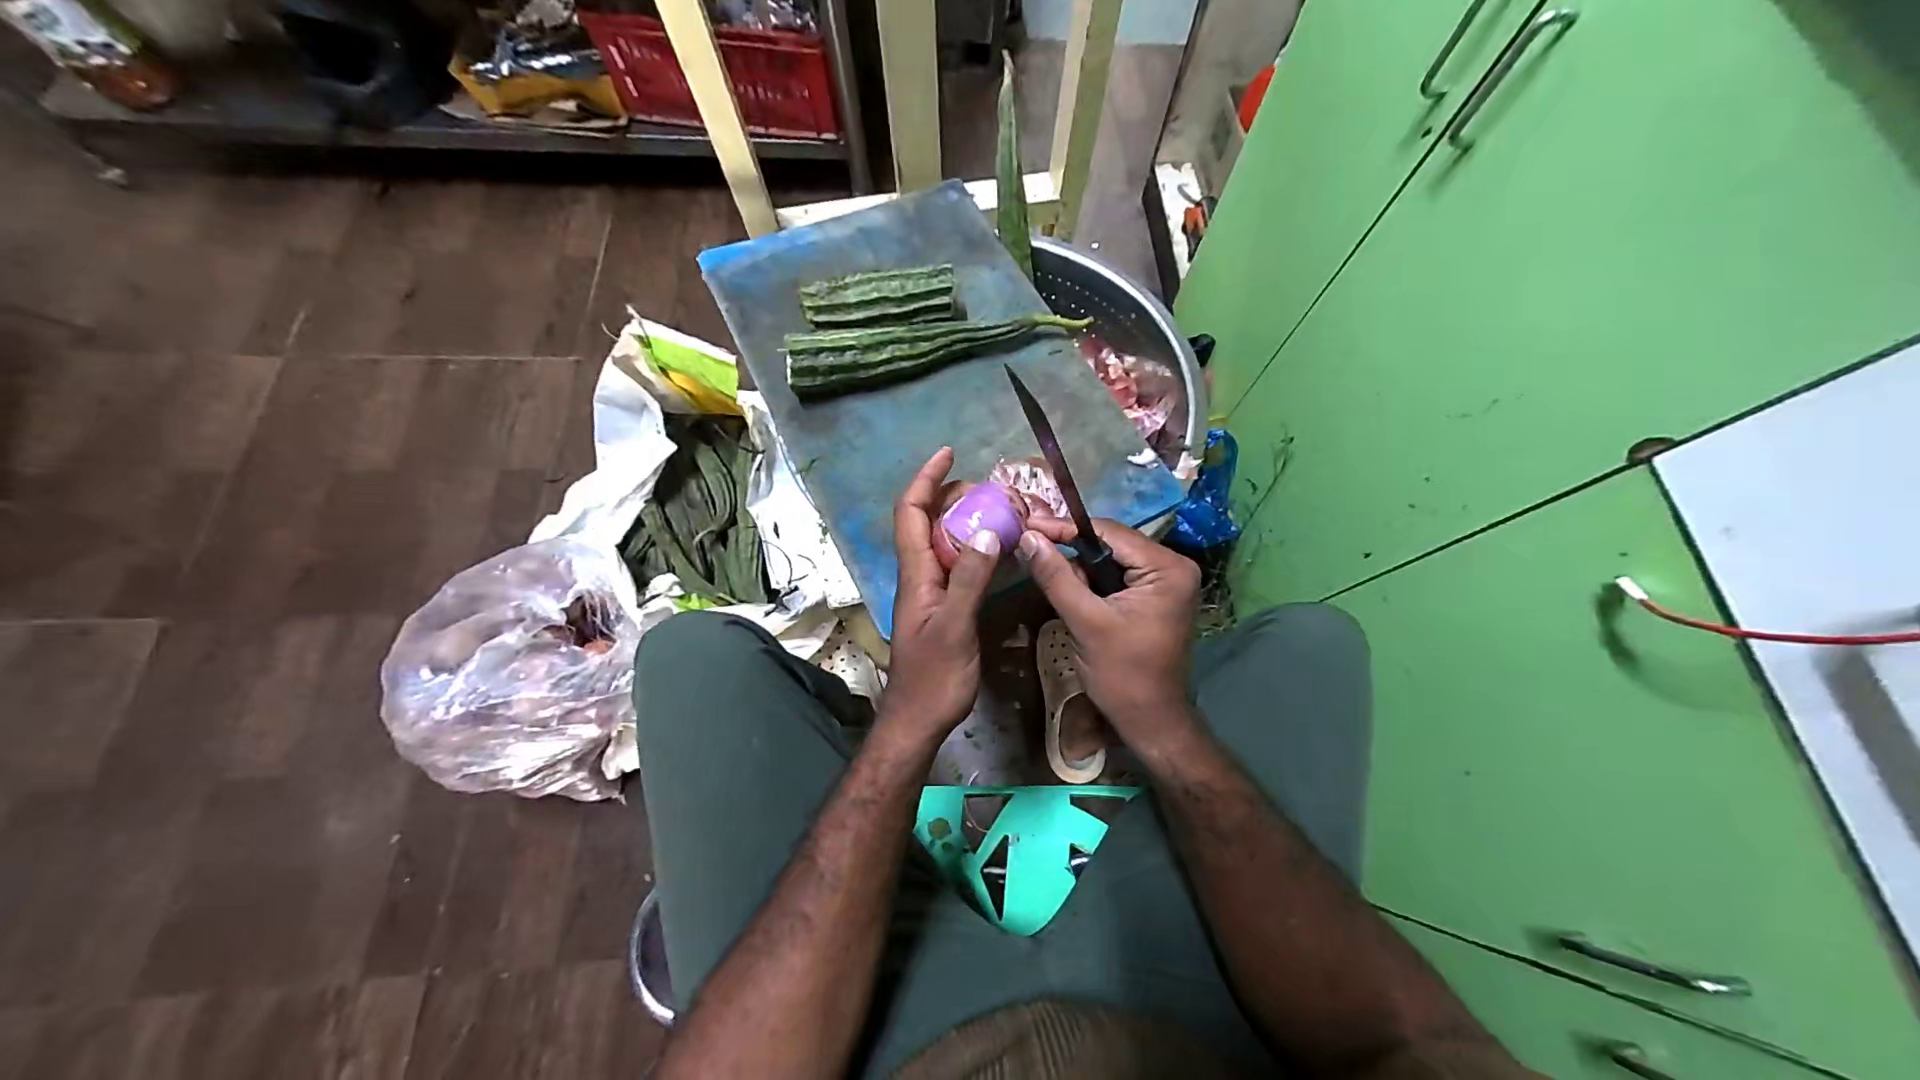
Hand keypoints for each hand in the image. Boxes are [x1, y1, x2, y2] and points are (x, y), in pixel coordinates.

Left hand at [880, 448, 1001, 742]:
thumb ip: (969, 579)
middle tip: (995, 491)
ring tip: (1005, 511)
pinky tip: (1005, 548)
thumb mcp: (954, 626)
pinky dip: (981, 548)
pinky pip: (963, 564)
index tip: (949, 454)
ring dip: (971, 520)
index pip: (911, 512)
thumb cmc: (933, 677)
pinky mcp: (947, 604)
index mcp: (916, 572)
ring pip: (948, 541)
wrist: (920, 718)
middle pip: (930, 519)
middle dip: (957, 496)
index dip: (926, 479)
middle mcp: (921, 573)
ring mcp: (933, 589)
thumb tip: (990, 530)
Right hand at [1016, 520, 1203, 755]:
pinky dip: (1089, 581)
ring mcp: (1165, 581)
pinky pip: (1115, 576)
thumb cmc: (1123, 675)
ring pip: (1109, 559)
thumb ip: (1056, 577)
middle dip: (1069, 548)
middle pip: (1110, 543)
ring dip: (1077, 566)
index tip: (1027, 525)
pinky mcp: (1153, 596)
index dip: (1065, 528)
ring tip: (1041, 566)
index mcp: (1167, 567)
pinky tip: (1066, 587)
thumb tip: (1028, 537)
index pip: (1109, 532)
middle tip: (1029, 545)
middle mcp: (1173, 566)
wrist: (1150, 721)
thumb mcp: (1086, 622)